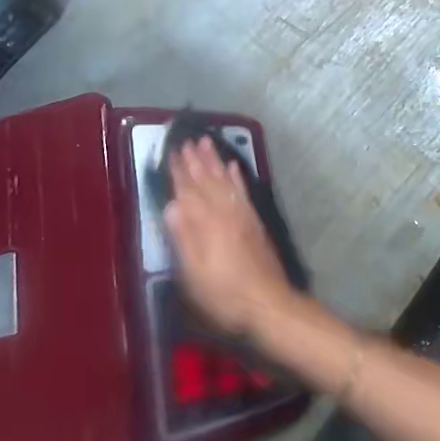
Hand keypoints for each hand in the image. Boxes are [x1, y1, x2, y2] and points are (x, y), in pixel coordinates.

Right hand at [164, 138, 297, 337]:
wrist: (268, 302)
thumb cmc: (224, 293)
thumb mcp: (194, 272)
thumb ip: (184, 237)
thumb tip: (172, 205)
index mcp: (207, 224)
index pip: (189, 191)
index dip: (180, 171)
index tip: (172, 151)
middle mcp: (226, 213)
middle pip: (208, 181)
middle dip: (197, 159)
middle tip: (187, 138)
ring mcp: (243, 216)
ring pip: (226, 181)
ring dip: (215, 161)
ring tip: (206, 142)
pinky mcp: (255, 223)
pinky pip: (244, 192)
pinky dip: (237, 177)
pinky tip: (233, 167)